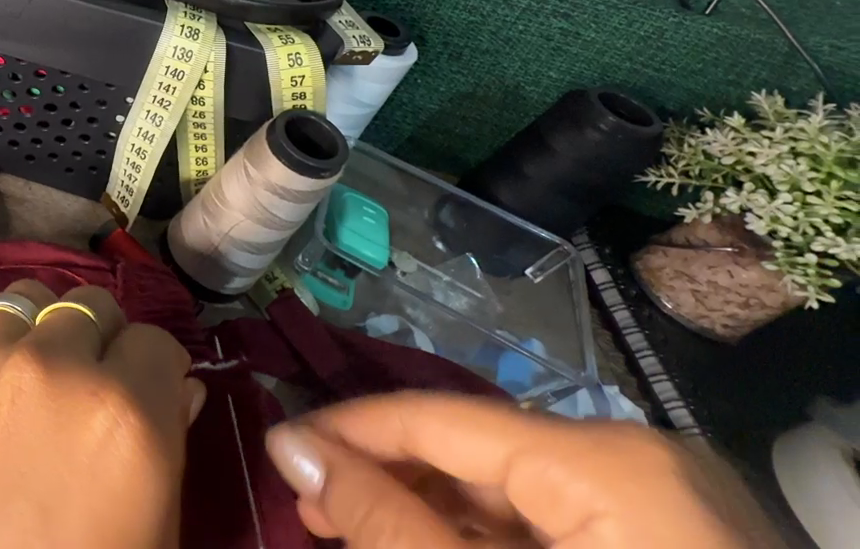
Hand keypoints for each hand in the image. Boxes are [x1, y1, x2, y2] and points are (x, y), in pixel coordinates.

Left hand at [0, 279, 205, 548]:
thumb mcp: (153, 536)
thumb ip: (171, 450)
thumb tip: (178, 388)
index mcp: (126, 415)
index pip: (157, 341)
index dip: (158, 372)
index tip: (151, 396)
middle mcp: (58, 368)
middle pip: (93, 307)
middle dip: (104, 343)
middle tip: (92, 391)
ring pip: (27, 296)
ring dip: (42, 326)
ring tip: (38, 370)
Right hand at [265, 391, 779, 548]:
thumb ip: (383, 519)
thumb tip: (286, 445)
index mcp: (603, 460)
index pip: (433, 415)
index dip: (345, 431)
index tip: (279, 453)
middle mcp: (638, 458)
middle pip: (468, 451)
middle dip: (385, 481)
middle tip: (314, 514)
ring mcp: (667, 501)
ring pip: (507, 488)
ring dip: (428, 510)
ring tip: (360, 532)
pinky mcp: (673, 538)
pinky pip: (554, 520)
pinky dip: (485, 534)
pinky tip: (432, 543)